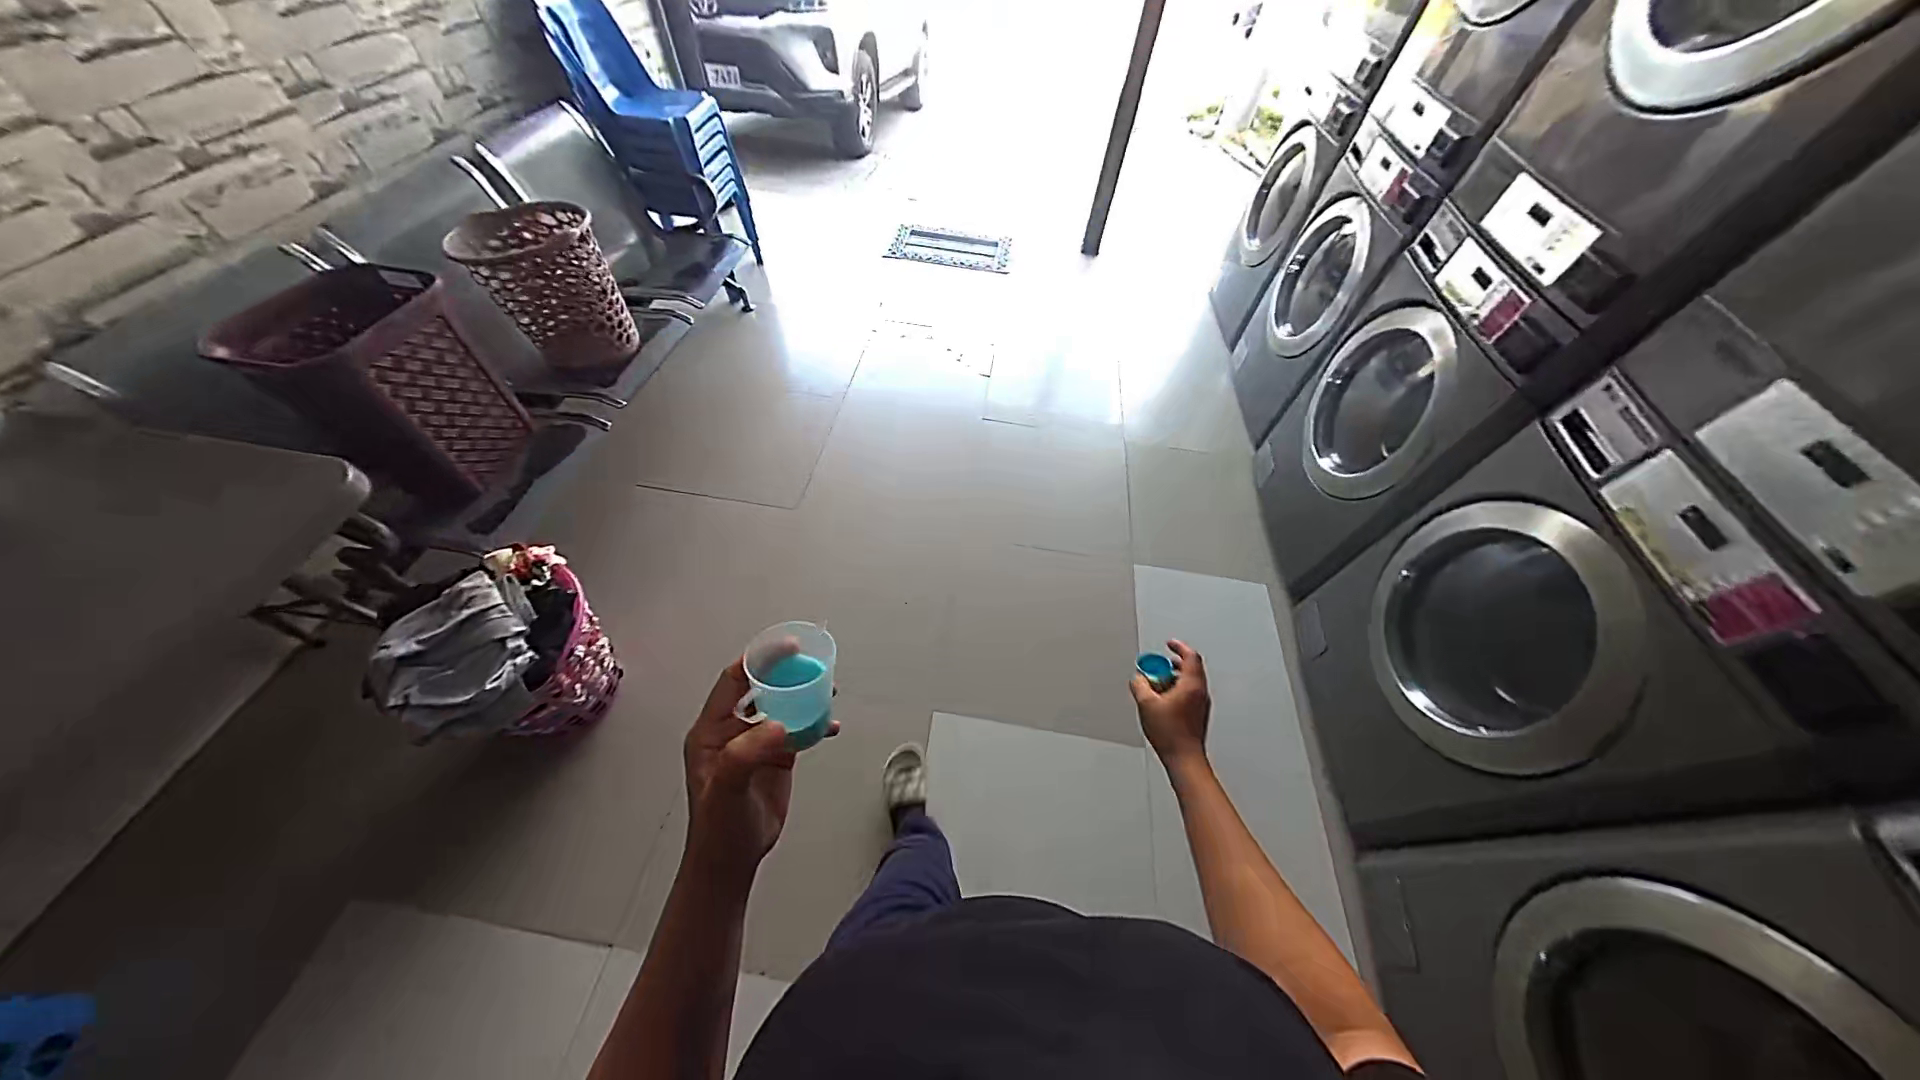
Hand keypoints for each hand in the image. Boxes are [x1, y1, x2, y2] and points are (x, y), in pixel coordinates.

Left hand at [681, 656, 837, 883]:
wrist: (732, 860)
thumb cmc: (718, 826)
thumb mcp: (726, 787)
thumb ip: (746, 753)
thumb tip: (779, 725)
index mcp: (711, 729)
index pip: (735, 680)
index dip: (760, 660)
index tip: (788, 648)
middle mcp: (733, 730)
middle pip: (763, 688)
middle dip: (787, 672)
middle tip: (813, 662)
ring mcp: (756, 743)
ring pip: (783, 706)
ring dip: (804, 696)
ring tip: (827, 689)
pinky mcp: (776, 757)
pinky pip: (799, 729)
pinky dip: (816, 724)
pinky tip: (831, 725)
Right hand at [1130, 639, 1210, 767]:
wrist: (1184, 758)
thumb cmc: (1172, 734)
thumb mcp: (1146, 704)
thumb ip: (1140, 686)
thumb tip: (1138, 679)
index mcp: (1192, 685)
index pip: (1190, 656)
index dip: (1179, 647)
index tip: (1170, 644)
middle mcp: (1200, 693)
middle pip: (1190, 668)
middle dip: (1172, 664)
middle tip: (1156, 666)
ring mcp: (1200, 704)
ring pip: (1189, 682)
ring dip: (1173, 678)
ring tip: (1155, 685)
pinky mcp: (1198, 715)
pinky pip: (1188, 694)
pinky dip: (1176, 690)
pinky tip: (1161, 701)